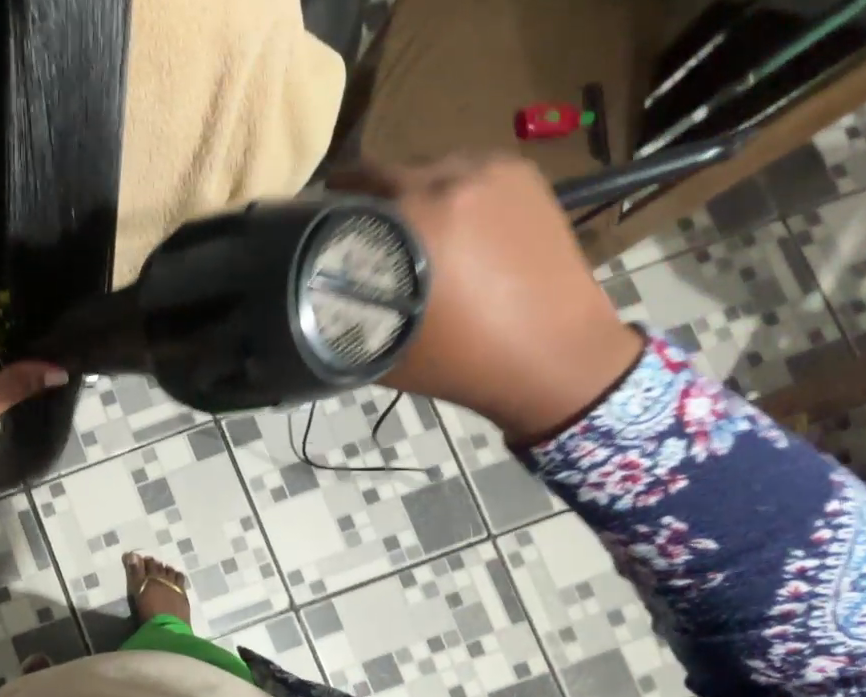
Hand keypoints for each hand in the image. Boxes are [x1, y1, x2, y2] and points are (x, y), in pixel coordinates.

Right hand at [328, 155, 643, 443]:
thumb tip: (310, 283)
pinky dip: (451, 192)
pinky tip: (447, 225)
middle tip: (358, 231)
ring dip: (411, 193)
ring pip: (431, 168)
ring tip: (405, 229)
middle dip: (369, 199)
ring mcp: (496, 171)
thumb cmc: (460, 359)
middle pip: (390, 172)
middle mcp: (454, 177)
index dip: (325, 205)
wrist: (555, 357)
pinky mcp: (525, 177)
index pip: (348, 186)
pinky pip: (468, 172)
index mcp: (415, 213)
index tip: (314, 225)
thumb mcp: (381, 342)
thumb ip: (341, 305)